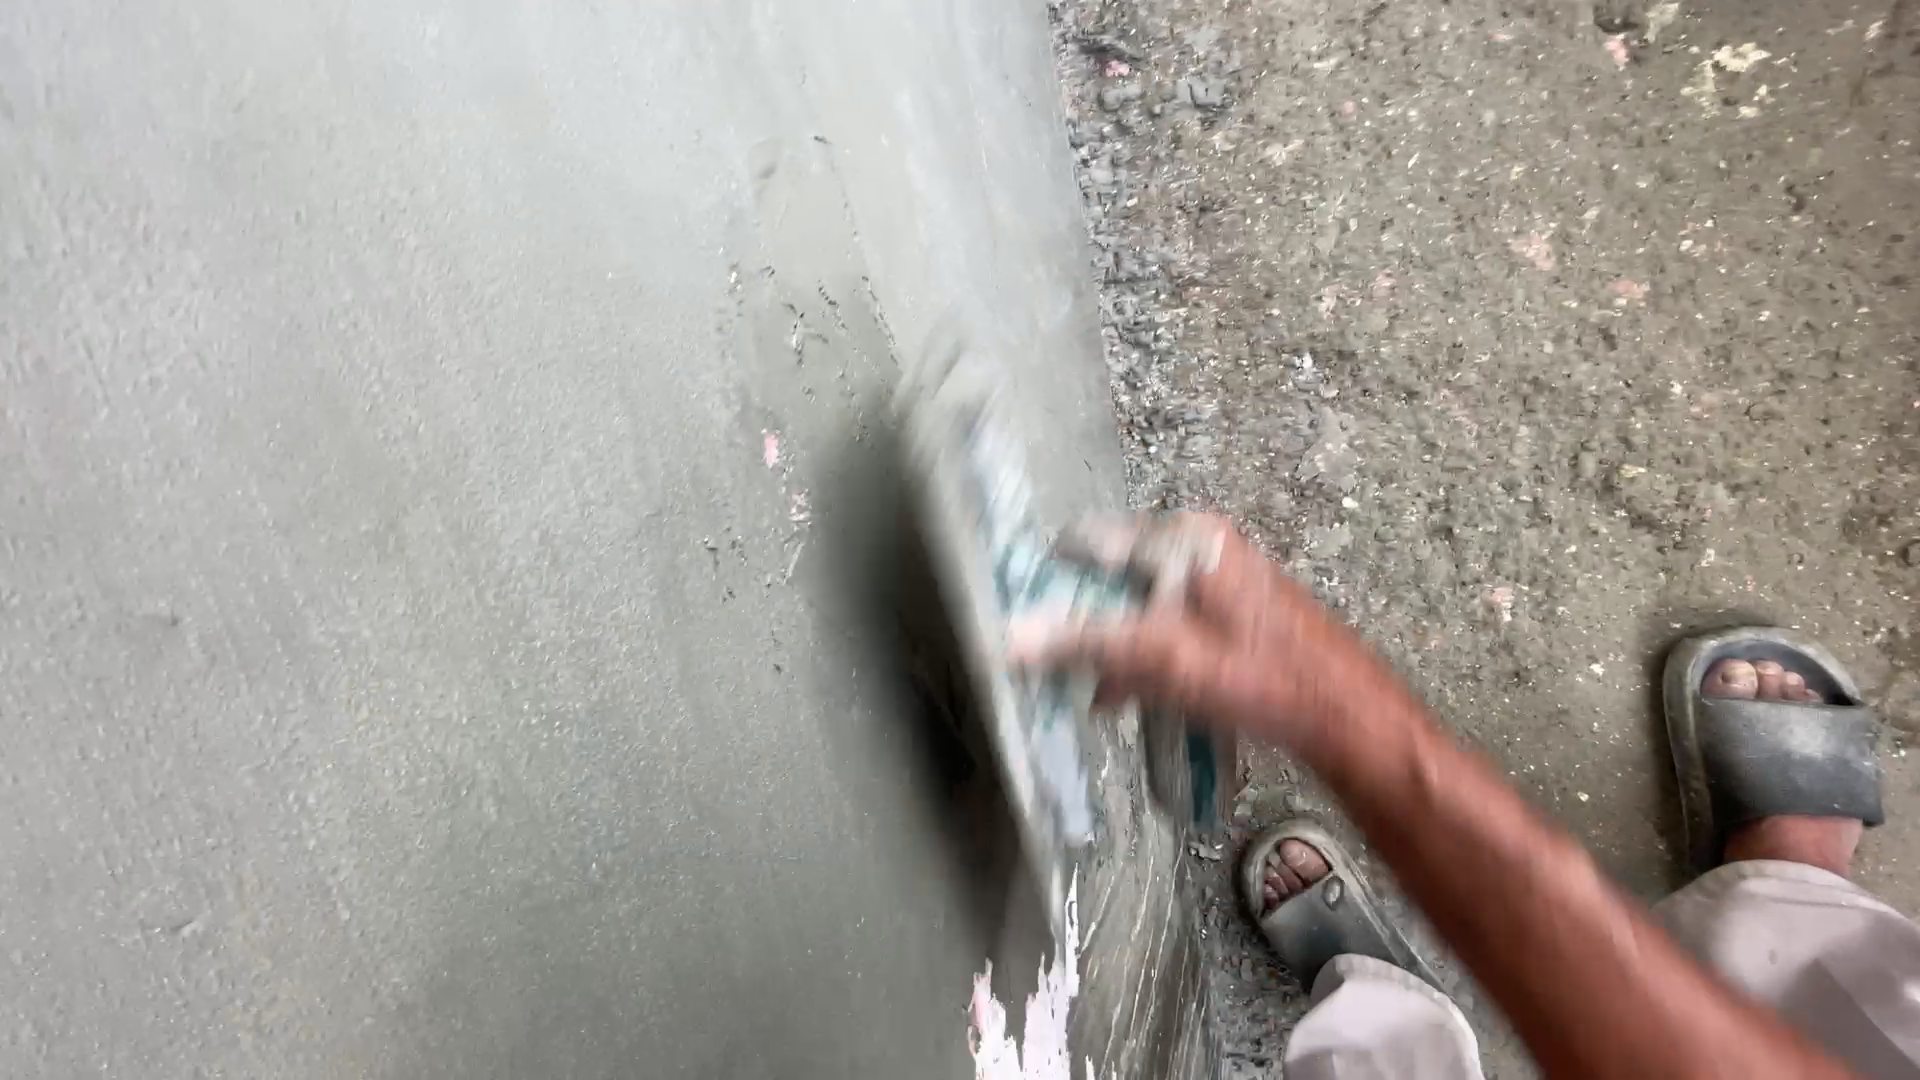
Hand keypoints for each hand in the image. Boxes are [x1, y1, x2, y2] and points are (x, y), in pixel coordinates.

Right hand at [1010, 512, 1398, 755]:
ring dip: (1114, 642)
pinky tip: (1134, 691)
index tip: (1027, 617)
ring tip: (1099, 688)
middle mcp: (1200, 545)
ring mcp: (1218, 574)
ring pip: (1141, 600)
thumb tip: (1012, 636)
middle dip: (1085, 620)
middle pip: (1116, 573)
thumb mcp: (1163, 657)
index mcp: (1185, 538)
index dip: (1054, 580)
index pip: (1092, 542)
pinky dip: (1146, 649)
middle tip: (1061, 663)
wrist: (1347, 717)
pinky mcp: (1230, 606)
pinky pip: (1168, 618)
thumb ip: (1085, 642)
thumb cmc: (1259, 677)